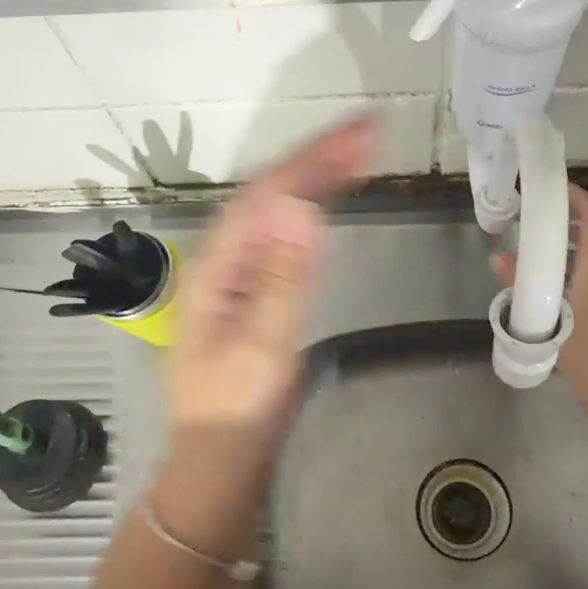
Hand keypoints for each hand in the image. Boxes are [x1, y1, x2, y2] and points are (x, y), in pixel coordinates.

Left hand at [164, 115, 375, 479]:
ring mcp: (233, 275)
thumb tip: (304, 210)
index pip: (267, 196)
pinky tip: (327, 198)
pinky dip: (307, 208)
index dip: (313, 160)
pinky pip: (279, 235)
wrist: (216, 458)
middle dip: (317, 158)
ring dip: (313, 177)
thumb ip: (283, 280)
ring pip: (274, 211)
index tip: (361, 134)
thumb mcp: (261, 347)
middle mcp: (221, 259)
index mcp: (216, 266)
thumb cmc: (236, 410)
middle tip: (372, 130)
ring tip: (359, 150)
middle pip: (269, 194)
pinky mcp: (249, 291)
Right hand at [493, 184, 587, 406]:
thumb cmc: (584, 352)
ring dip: (585, 231)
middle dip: (580, 210)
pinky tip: (562, 267)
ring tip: (550, 235)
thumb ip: (520, 284)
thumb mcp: (546, 316)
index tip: (552, 187)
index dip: (576, 197)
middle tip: (548, 209)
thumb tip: (497, 257)